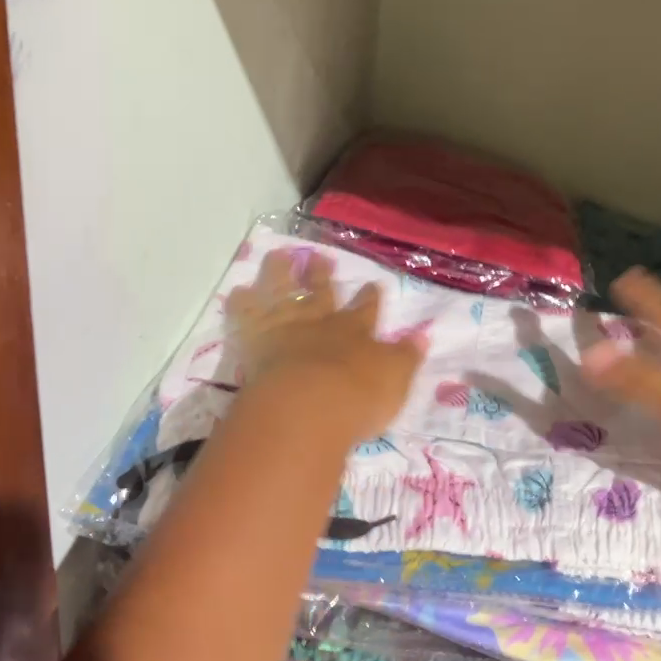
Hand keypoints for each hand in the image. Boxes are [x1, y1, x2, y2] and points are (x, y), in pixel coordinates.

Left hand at [225, 248, 423, 447]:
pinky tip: (238, 292)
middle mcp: (322, 323)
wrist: (307, 405)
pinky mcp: (256, 340)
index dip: (369, 297)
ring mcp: (286, 327)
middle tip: (320, 258)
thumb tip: (423, 337)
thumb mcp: (395, 379)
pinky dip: (241, 304)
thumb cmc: (357, 397)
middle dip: (322, 276)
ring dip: (280, 273)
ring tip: (278, 255)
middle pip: (321, 294)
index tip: (373, 284)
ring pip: (283, 293)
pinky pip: (246, 317)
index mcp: (357, 332)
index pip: (366, 310)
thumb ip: (406, 357)